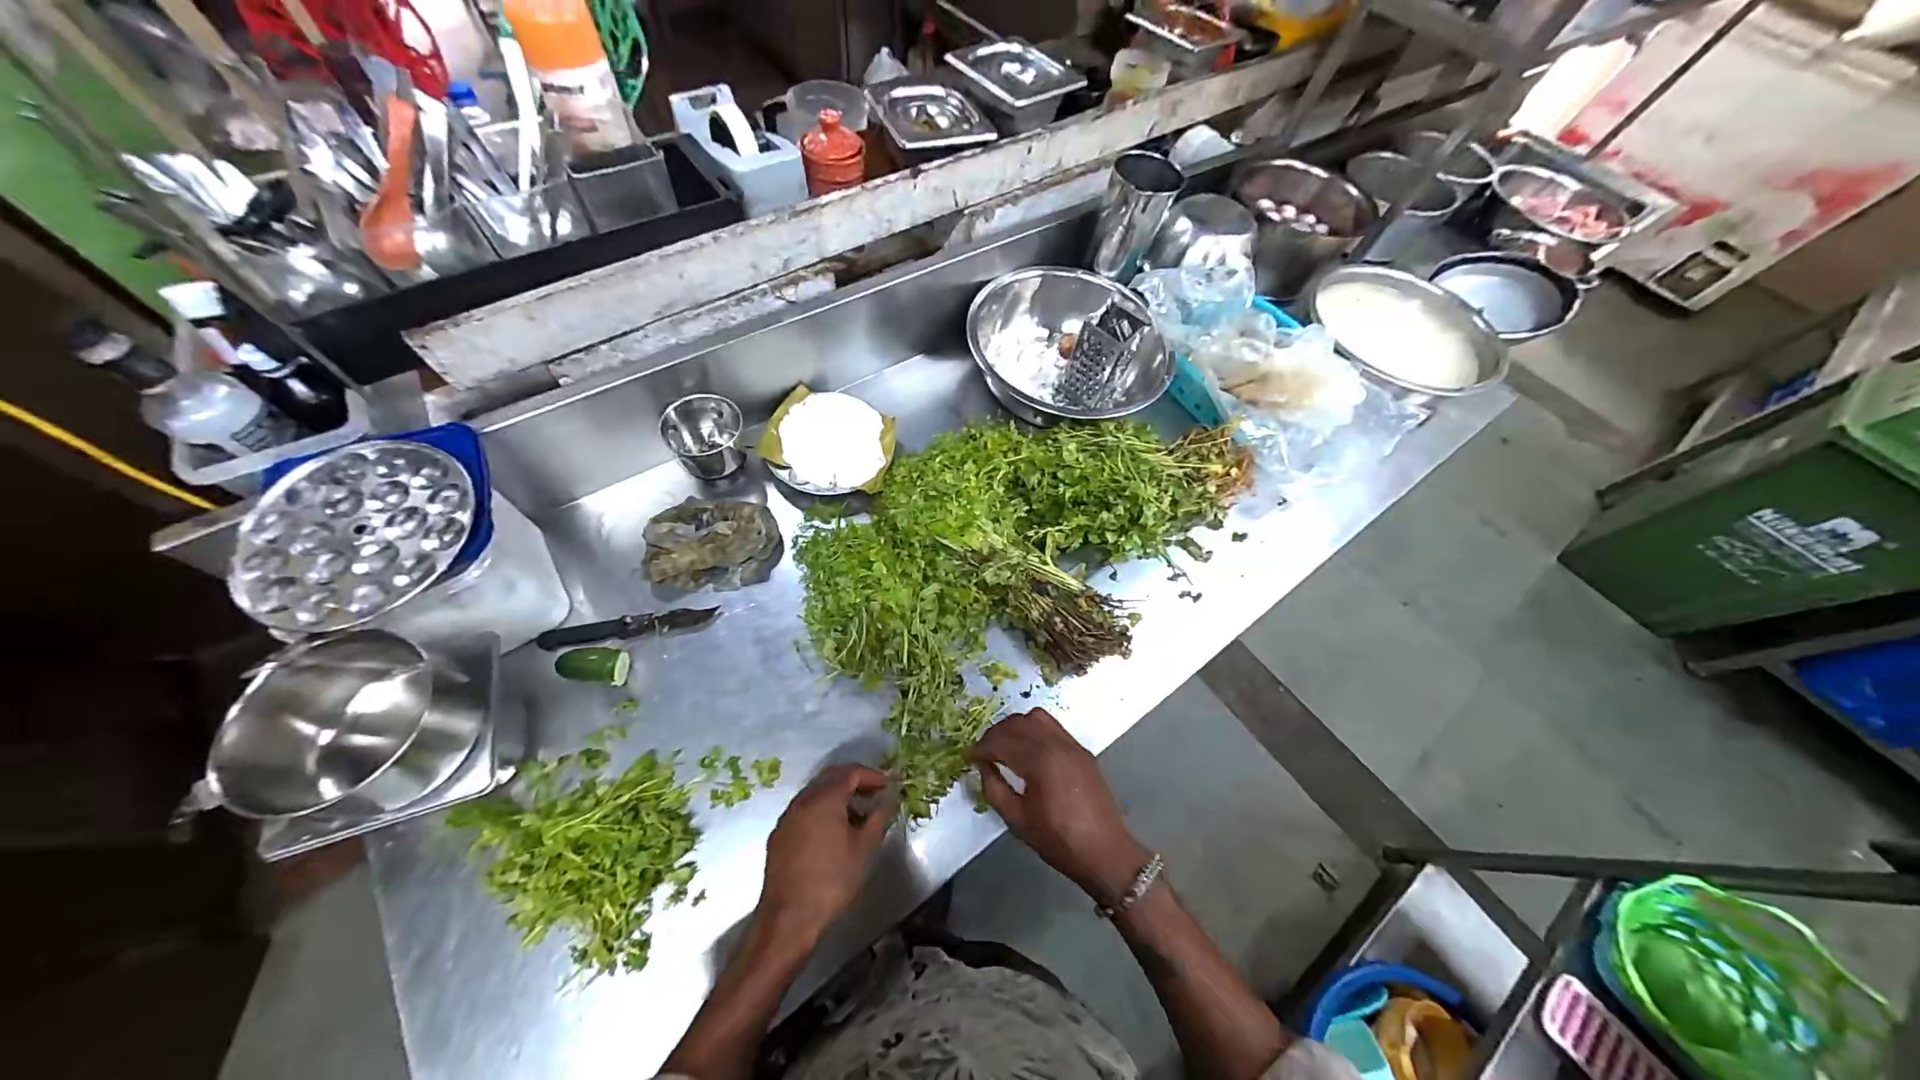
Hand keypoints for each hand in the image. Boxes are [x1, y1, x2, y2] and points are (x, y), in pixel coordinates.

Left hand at [759, 763, 894, 941]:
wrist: (789, 918)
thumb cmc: (832, 880)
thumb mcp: (863, 848)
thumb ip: (877, 818)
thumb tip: (887, 800)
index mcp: (823, 799)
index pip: (850, 772)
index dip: (872, 775)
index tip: (888, 785)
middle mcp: (802, 801)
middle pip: (831, 778)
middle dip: (855, 781)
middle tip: (875, 794)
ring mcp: (787, 818)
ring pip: (816, 794)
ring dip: (838, 796)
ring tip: (858, 815)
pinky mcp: (779, 835)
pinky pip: (805, 811)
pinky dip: (822, 811)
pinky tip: (834, 832)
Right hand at [971, 709, 1151, 906]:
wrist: (1105, 852)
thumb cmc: (1058, 840)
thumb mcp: (1017, 820)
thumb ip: (994, 788)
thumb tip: (983, 766)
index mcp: (1040, 760)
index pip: (1002, 740)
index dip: (981, 747)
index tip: (968, 757)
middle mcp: (1057, 744)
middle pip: (1018, 723)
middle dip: (995, 734)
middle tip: (983, 752)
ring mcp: (1073, 745)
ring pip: (1037, 718)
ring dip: (1016, 726)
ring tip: (1004, 747)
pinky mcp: (1082, 751)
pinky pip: (1053, 728)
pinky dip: (1034, 730)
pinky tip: (1028, 750)